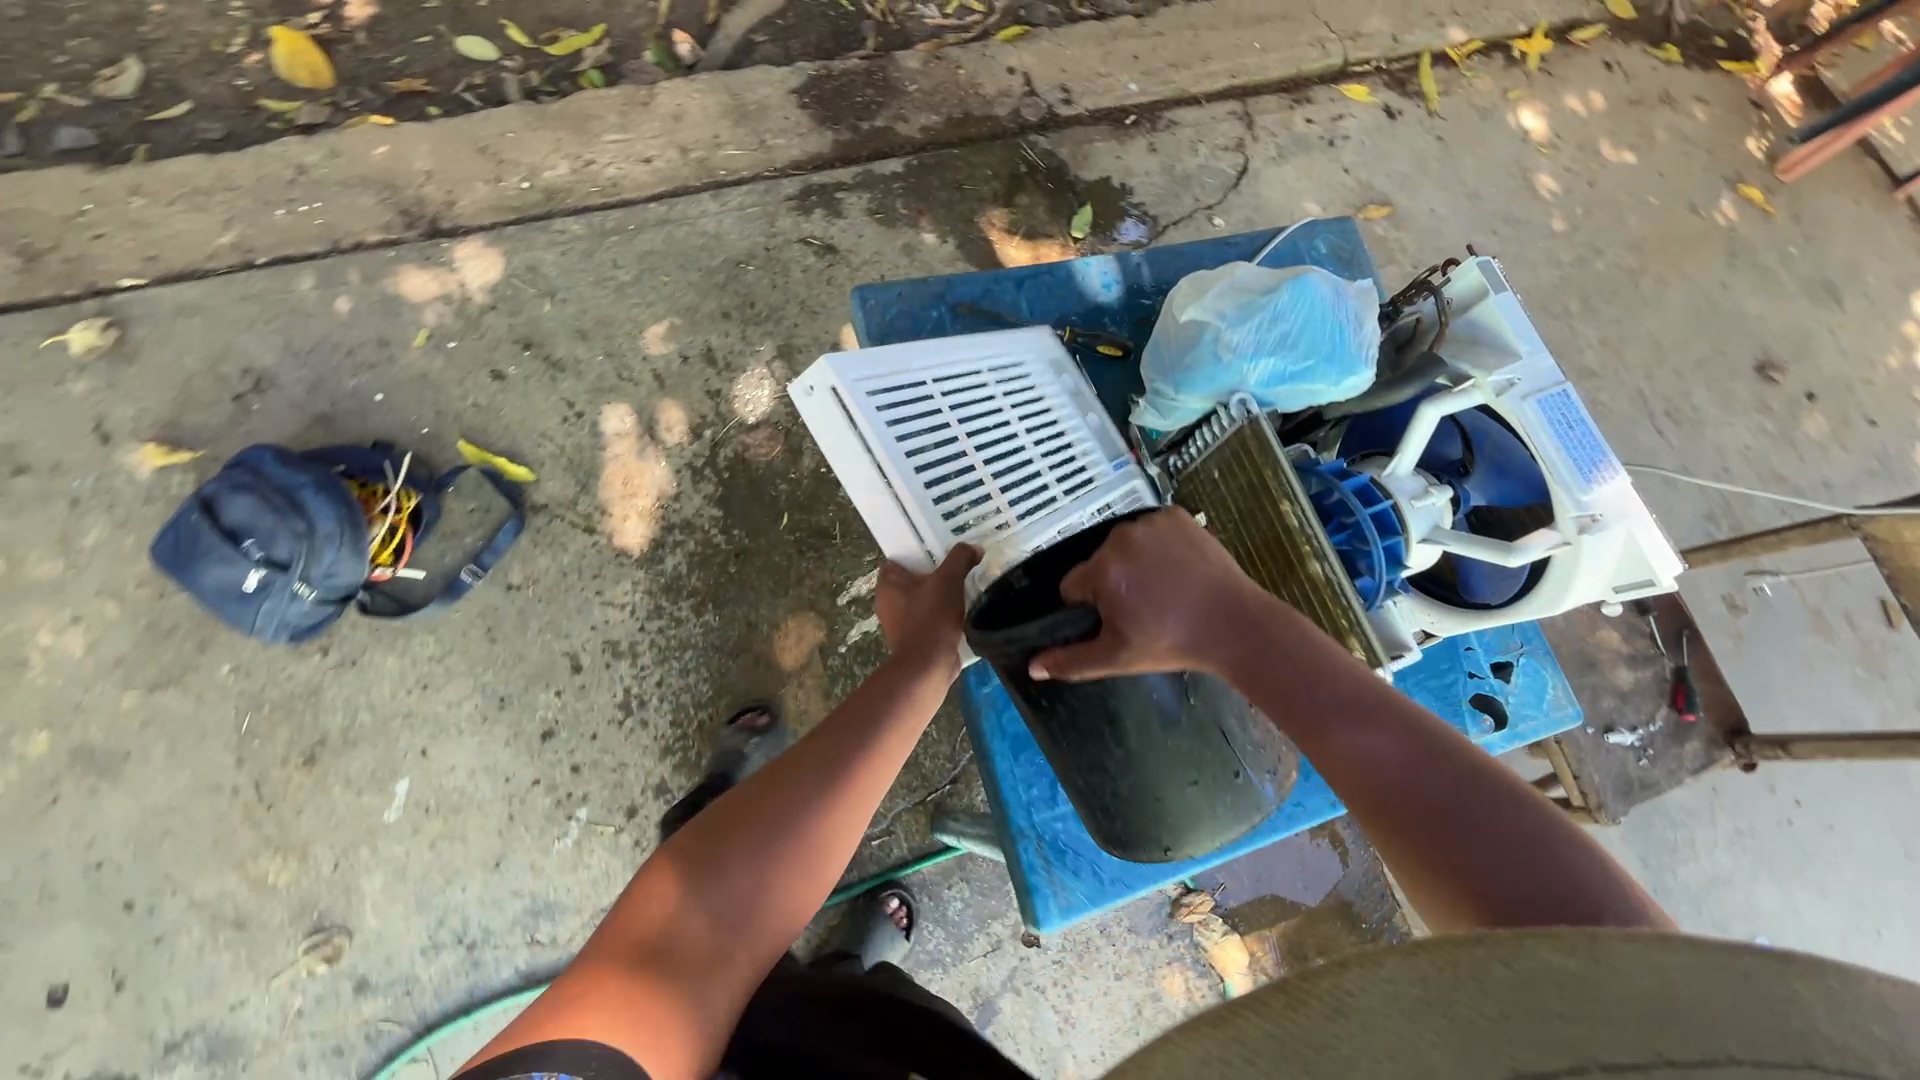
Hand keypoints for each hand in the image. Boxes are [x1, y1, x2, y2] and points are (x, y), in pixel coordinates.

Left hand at [876, 544, 980, 680]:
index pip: (897, 559)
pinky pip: (929, 619)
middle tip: (958, 567)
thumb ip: (960, 558)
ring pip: (922, 600)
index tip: (939, 549)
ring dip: (941, 596)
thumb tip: (974, 548)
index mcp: (887, 585)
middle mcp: (888, 602)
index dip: (917, 551)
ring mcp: (899, 623)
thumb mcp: (948, 580)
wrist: (928, 666)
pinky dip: (943, 615)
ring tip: (964, 587)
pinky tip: (963, 610)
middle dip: (934, 574)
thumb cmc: (931, 618)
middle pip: (913, 579)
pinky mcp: (913, 639)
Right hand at [1029, 508, 1273, 681]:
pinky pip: (1151, 529)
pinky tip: (1177, 567)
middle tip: (1145, 608)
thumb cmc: (1171, 642)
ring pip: (1124, 544)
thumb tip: (1032, 666)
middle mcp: (1120, 537)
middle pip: (1099, 562)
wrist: (1235, 624)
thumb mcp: (1117, 658)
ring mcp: (1150, 522)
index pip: (1074, 586)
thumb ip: (1070, 660)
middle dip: (1113, 583)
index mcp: (1102, 570)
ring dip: (1134, 562)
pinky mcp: (1176, 514)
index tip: (1120, 621)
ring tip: (1163, 588)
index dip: (1091, 607)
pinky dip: (1159, 545)